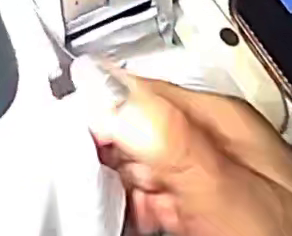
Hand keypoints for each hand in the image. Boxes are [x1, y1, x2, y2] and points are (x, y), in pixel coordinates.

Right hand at [89, 72, 291, 235]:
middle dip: (93, 151)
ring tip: (97, 200)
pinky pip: (148, 200)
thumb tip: (95, 75)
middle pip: (123, 127)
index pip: (122, 87)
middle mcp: (210, 140)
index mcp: (215, 117)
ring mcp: (209, 182)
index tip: (57, 140)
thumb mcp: (233, 193)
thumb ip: (166, 133)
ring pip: (131, 166)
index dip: (84, 111)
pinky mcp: (207, 215)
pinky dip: (128, 207)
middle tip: (76, 182)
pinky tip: (122, 215)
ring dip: (106, 182)